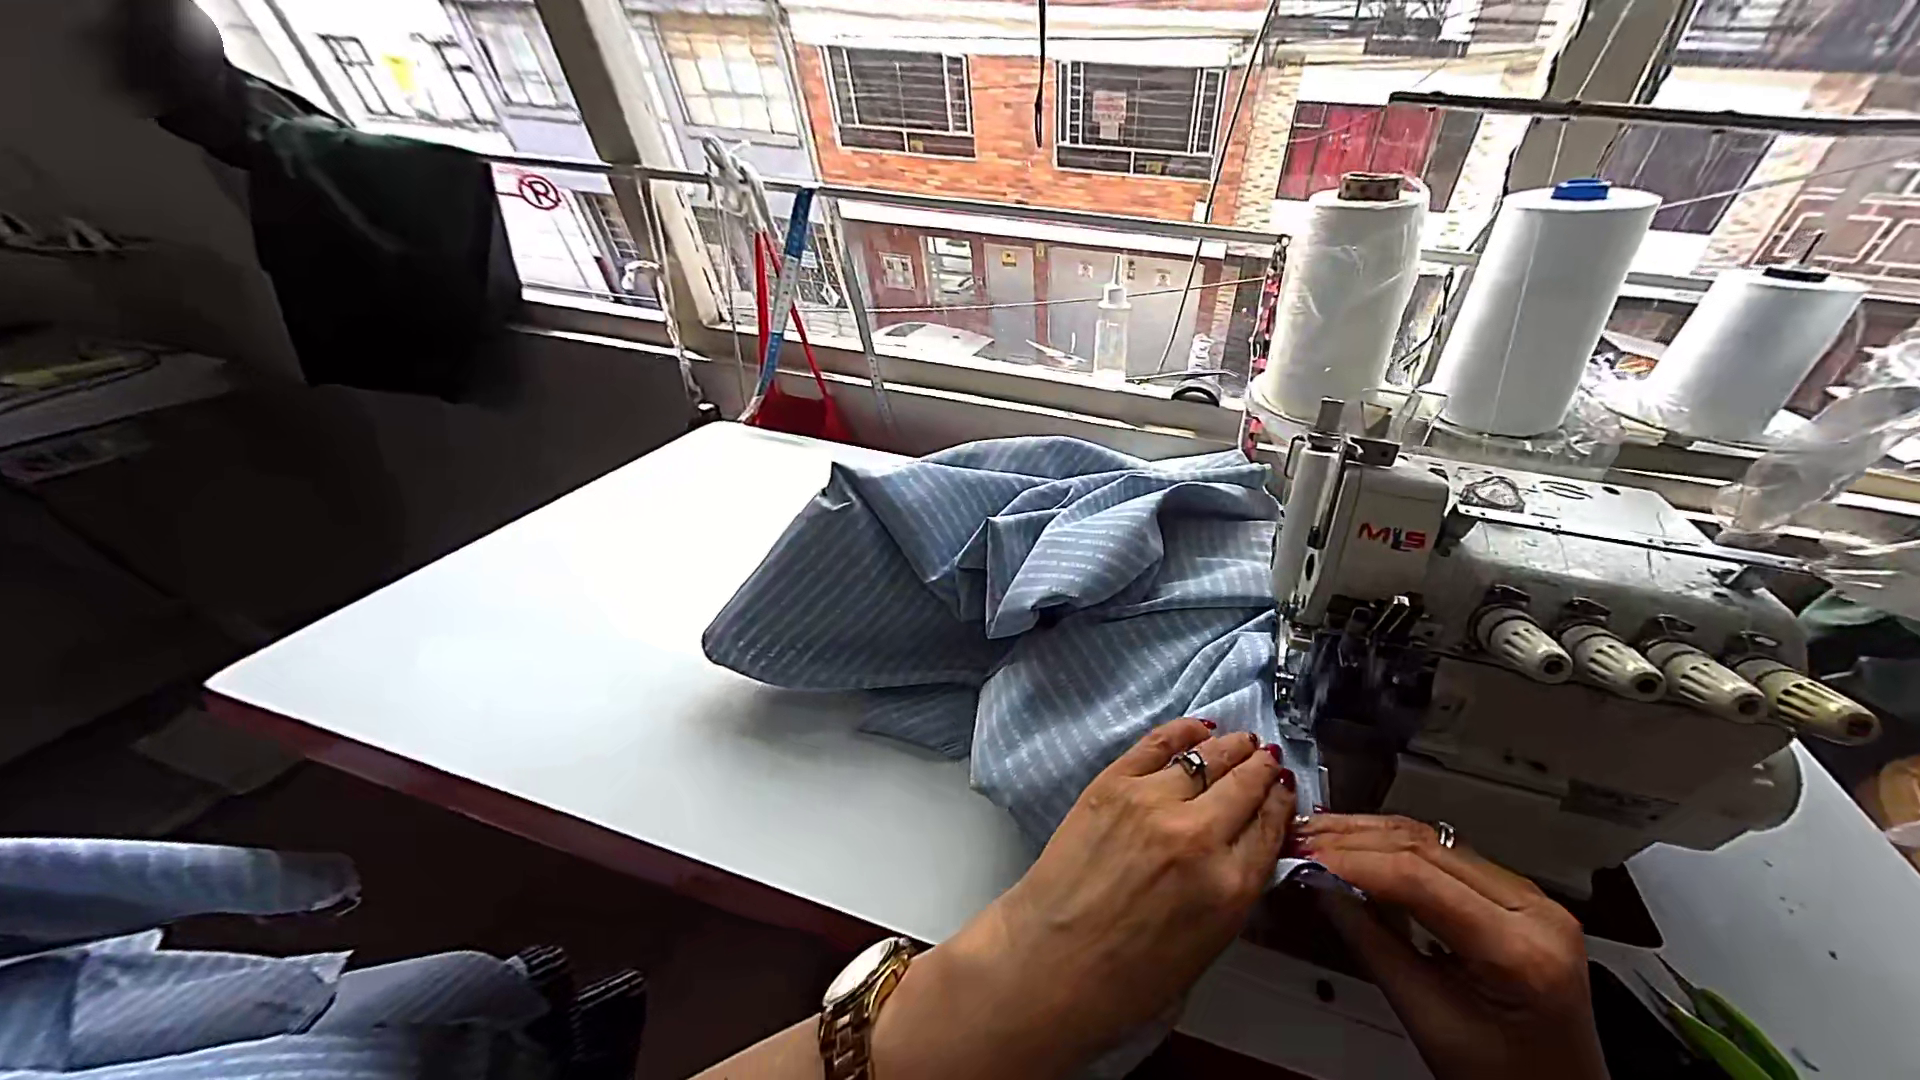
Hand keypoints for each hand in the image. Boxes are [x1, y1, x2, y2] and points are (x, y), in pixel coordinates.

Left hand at [872, 718, 1296, 1078]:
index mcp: (1230, 885)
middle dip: (1261, 767)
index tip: (1284, 786)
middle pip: (1244, 785)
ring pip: (1204, 758)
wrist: (1055, 956)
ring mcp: (1151, 802)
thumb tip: (1248, 841)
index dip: (1281, 802)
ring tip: (1239, 740)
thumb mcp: (1210, 941)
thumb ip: (1235, 885)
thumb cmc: (1132, 971)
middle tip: (1267, 755)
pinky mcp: (1112, 783)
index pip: (1270, 826)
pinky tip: (1198, 728)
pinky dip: (1182, 731)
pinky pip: (1156, 744)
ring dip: (1229, 747)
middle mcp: (1197, 834)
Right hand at [1299, 814, 1607, 1079]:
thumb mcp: (1427, 1016)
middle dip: (1349, 839)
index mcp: (1525, 949)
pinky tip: (1348, 845)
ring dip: (1361, 833)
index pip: (1418, 878)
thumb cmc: (1507, 1076)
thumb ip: (1369, 942)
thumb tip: (1318, 883)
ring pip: (1424, 837)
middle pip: (1421, 846)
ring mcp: (1523, 894)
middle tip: (1297, 839)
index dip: (1351, 861)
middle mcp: (1534, 908)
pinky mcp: (1503, 889)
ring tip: (1312, 834)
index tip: (1302, 857)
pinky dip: (1383, 844)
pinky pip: (1434, 850)